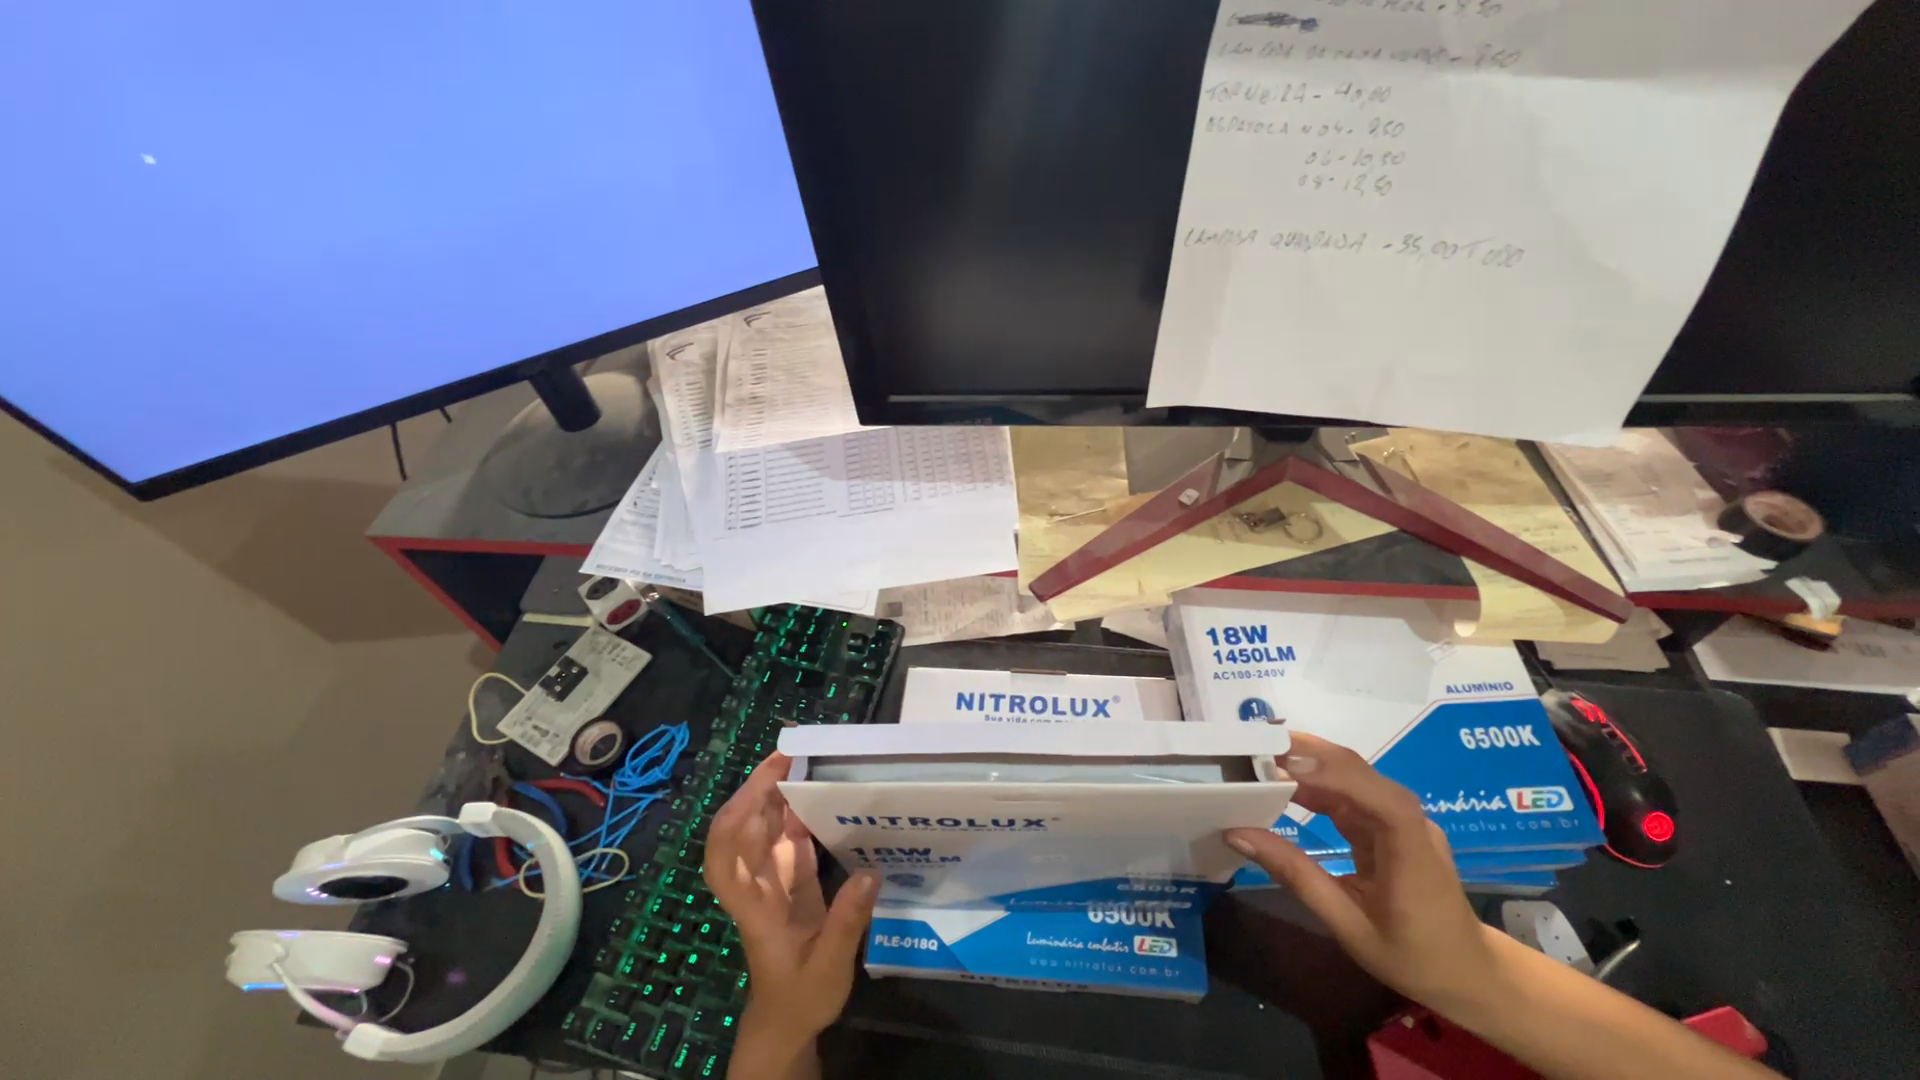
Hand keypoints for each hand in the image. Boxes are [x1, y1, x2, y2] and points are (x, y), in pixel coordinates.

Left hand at [704, 751, 877, 1055]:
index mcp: (755, 908)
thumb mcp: (828, 968)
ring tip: (802, 764)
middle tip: (789, 756)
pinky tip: (817, 797)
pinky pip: (787, 843)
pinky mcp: (789, 885)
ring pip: (763, 832)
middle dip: (757, 791)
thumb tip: (871, 873)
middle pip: (743, 833)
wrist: (788, 1022)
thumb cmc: (800, 999)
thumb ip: (846, 923)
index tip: (758, 787)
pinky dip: (797, 817)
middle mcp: (757, 888)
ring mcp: (771, 884)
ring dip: (775, 797)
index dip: (733, 820)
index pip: (724, 859)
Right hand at [1225, 732, 1499, 1012]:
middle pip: (1363, 774)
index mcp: (1412, 853)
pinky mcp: (1389, 824)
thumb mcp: (1347, 925)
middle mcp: (1411, 824)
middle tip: (1254, 747)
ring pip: (1353, 778)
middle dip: (1309, 754)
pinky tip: (1284, 784)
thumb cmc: (1411, 956)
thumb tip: (1238, 833)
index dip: (1335, 775)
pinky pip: (1351, 795)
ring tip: (1259, 761)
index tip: (1283, 765)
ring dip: (1308, 765)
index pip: (1381, 800)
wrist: (1466, 972)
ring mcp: (1402, 820)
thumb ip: (1296, 875)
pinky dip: (1315, 785)